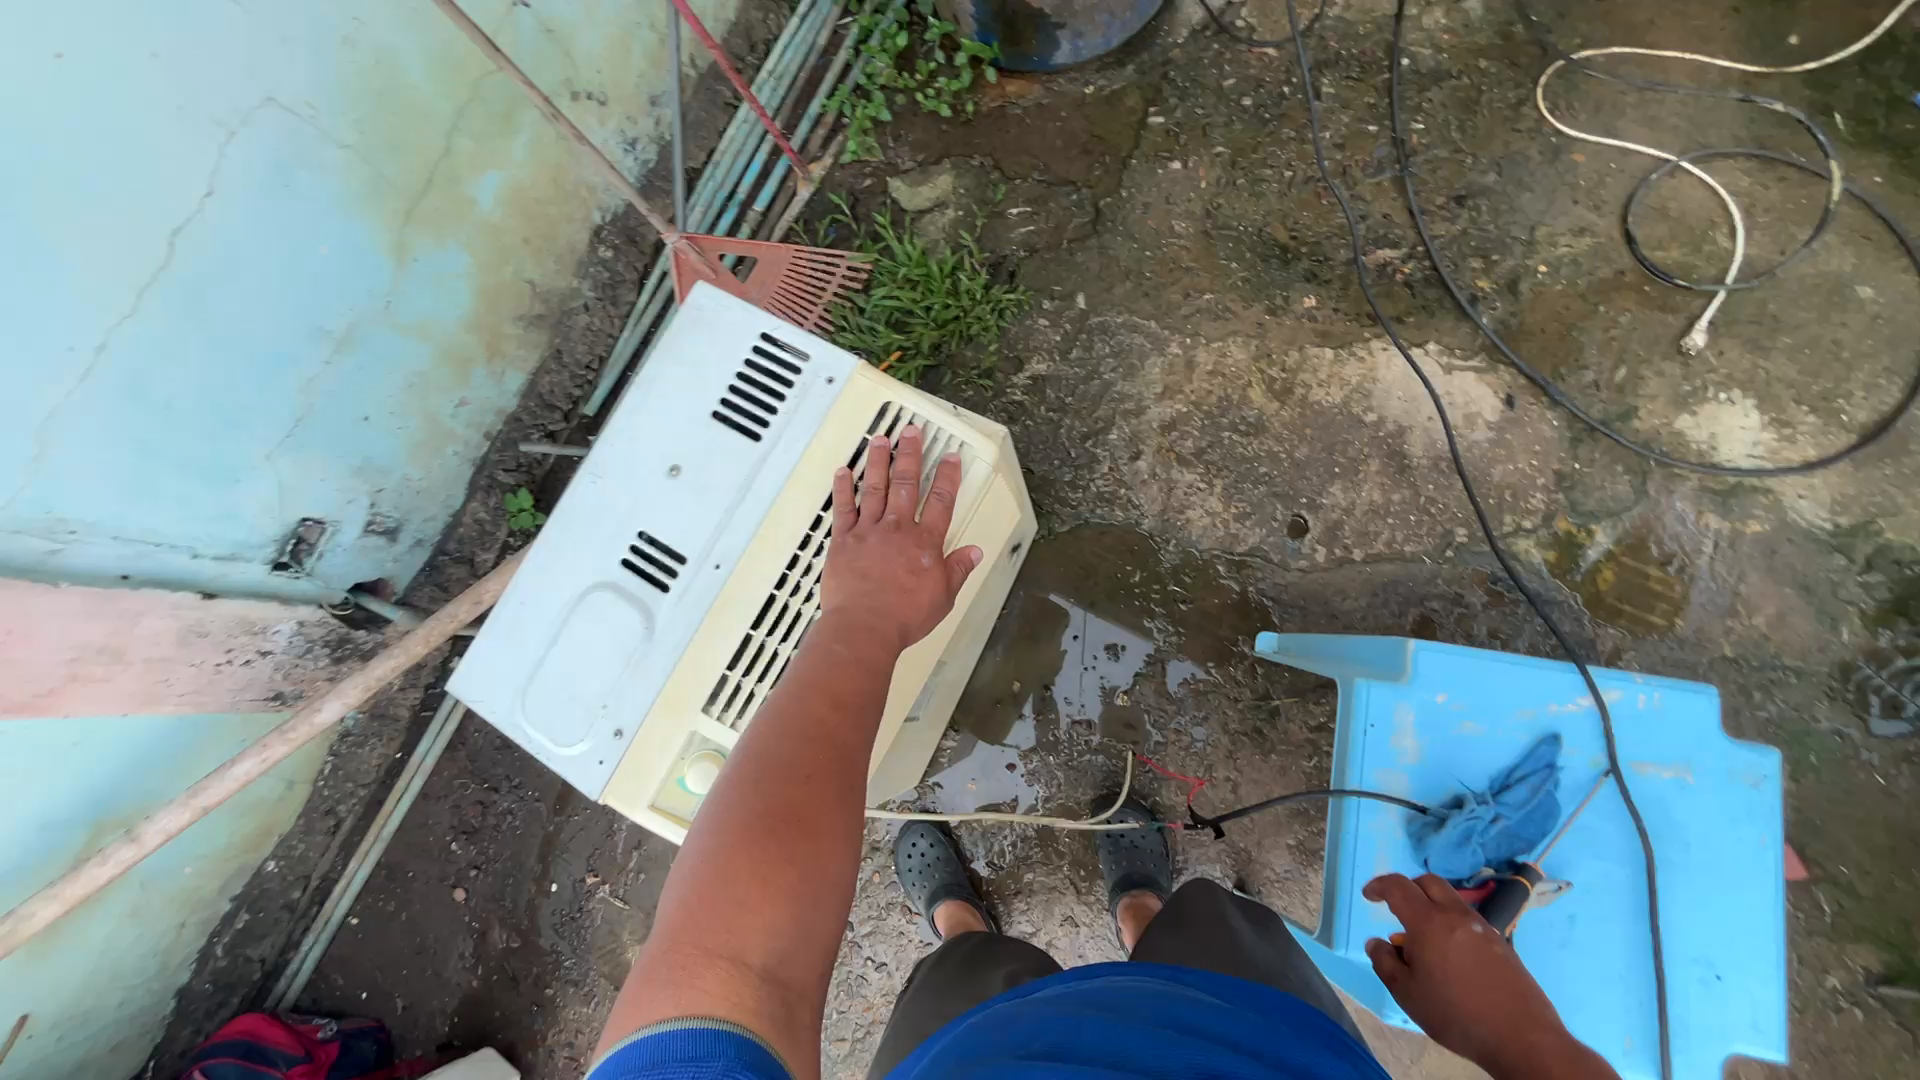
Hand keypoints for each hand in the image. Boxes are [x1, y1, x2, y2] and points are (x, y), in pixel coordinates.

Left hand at [822, 425, 981, 654]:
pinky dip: (843, 488)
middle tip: (911, 431)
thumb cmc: (905, 617)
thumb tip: (974, 552)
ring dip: (878, 461)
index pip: (941, 501)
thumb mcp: (943, 597)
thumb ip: (958, 570)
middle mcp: (897, 529)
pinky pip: (843, 508)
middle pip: (906, 484)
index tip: (949, 457)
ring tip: (881, 439)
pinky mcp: (843, 541)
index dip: (947, 476)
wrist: (865, 627)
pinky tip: (844, 471)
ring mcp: (868, 531)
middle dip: (910, 455)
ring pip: (874, 488)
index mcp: (925, 543)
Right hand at [1363, 874, 1615, 1079]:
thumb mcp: (1407, 994)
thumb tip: (1376, 942)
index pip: (1397, 886)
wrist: (1524, 1040)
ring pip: (1452, 900)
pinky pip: (1469, 921)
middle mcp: (1456, 916)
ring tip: (1425, 939)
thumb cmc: (1457, 1015)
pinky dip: (1453, 924)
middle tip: (1397, 907)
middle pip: (1429, 881)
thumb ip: (1384, 962)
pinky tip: (1452, 957)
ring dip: (1432, 905)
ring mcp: (1484, 929)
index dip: (1378, 885)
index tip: (1369, 896)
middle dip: (1408, 887)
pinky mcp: (1502, 946)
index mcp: (1428, 922)